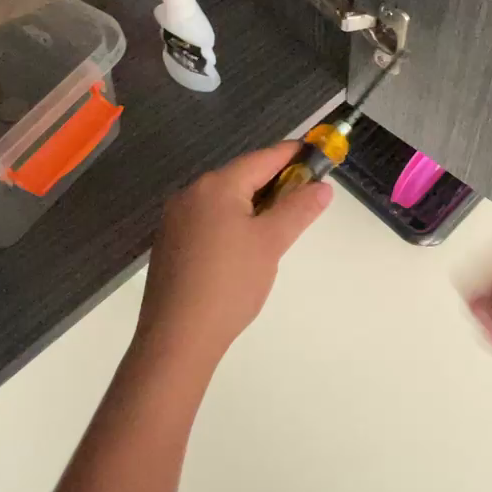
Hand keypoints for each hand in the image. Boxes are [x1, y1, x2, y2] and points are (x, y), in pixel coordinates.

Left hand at [136, 141, 333, 365]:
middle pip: (241, 177)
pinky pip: (208, 219)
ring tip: (278, 226)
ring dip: (253, 204)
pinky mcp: (169, 243)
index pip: (262, 158)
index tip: (315, 153)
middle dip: (274, 183)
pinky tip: (243, 247)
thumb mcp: (272, 243)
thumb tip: (322, 186)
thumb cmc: (230, 284)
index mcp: (216, 186)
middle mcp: (191, 194)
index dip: (291, 155)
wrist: (178, 338)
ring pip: (223, 200)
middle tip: (304, 197)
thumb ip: (298, 209)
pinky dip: (231, 222)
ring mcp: (175, 219)